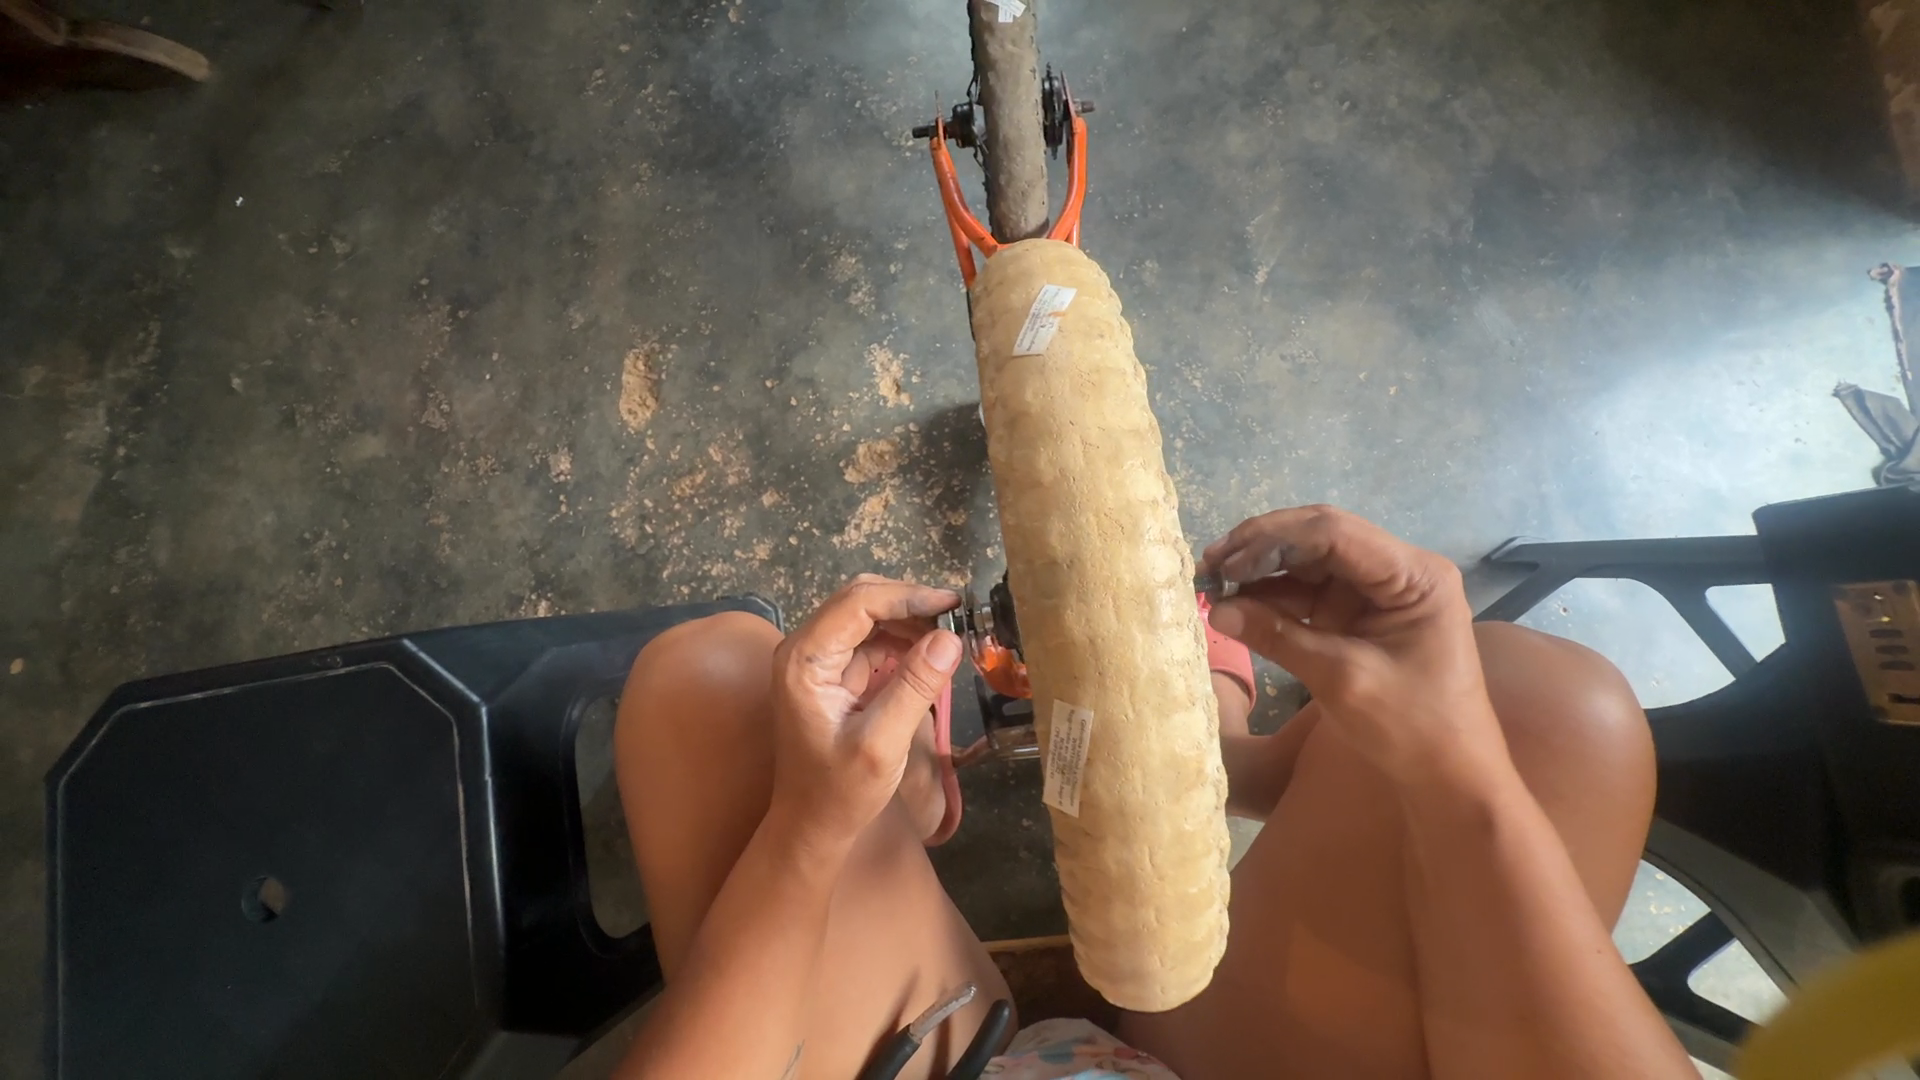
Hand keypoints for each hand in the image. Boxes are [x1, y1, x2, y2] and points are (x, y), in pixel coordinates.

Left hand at [767, 575, 964, 845]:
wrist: (812, 826)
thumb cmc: (839, 791)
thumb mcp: (882, 744)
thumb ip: (914, 688)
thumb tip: (950, 638)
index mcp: (805, 659)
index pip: (858, 603)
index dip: (908, 597)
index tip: (953, 604)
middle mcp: (805, 648)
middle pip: (861, 599)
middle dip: (910, 602)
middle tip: (956, 616)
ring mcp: (819, 659)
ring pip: (868, 614)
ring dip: (909, 618)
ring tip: (951, 633)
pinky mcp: (835, 672)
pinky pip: (871, 638)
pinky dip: (903, 638)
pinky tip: (930, 652)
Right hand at [1200, 505, 1505, 784]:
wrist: (1445, 775)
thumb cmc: (1411, 727)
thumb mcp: (1341, 679)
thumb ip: (1278, 637)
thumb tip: (1215, 611)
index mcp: (1413, 574)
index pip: (1333, 533)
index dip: (1272, 540)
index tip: (1224, 565)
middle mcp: (1395, 568)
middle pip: (1317, 536)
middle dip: (1260, 547)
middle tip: (1209, 566)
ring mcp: (1373, 588)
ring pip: (1305, 559)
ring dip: (1258, 569)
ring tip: (1212, 584)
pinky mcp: (1354, 610)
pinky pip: (1304, 589)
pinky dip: (1268, 595)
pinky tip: (1234, 604)